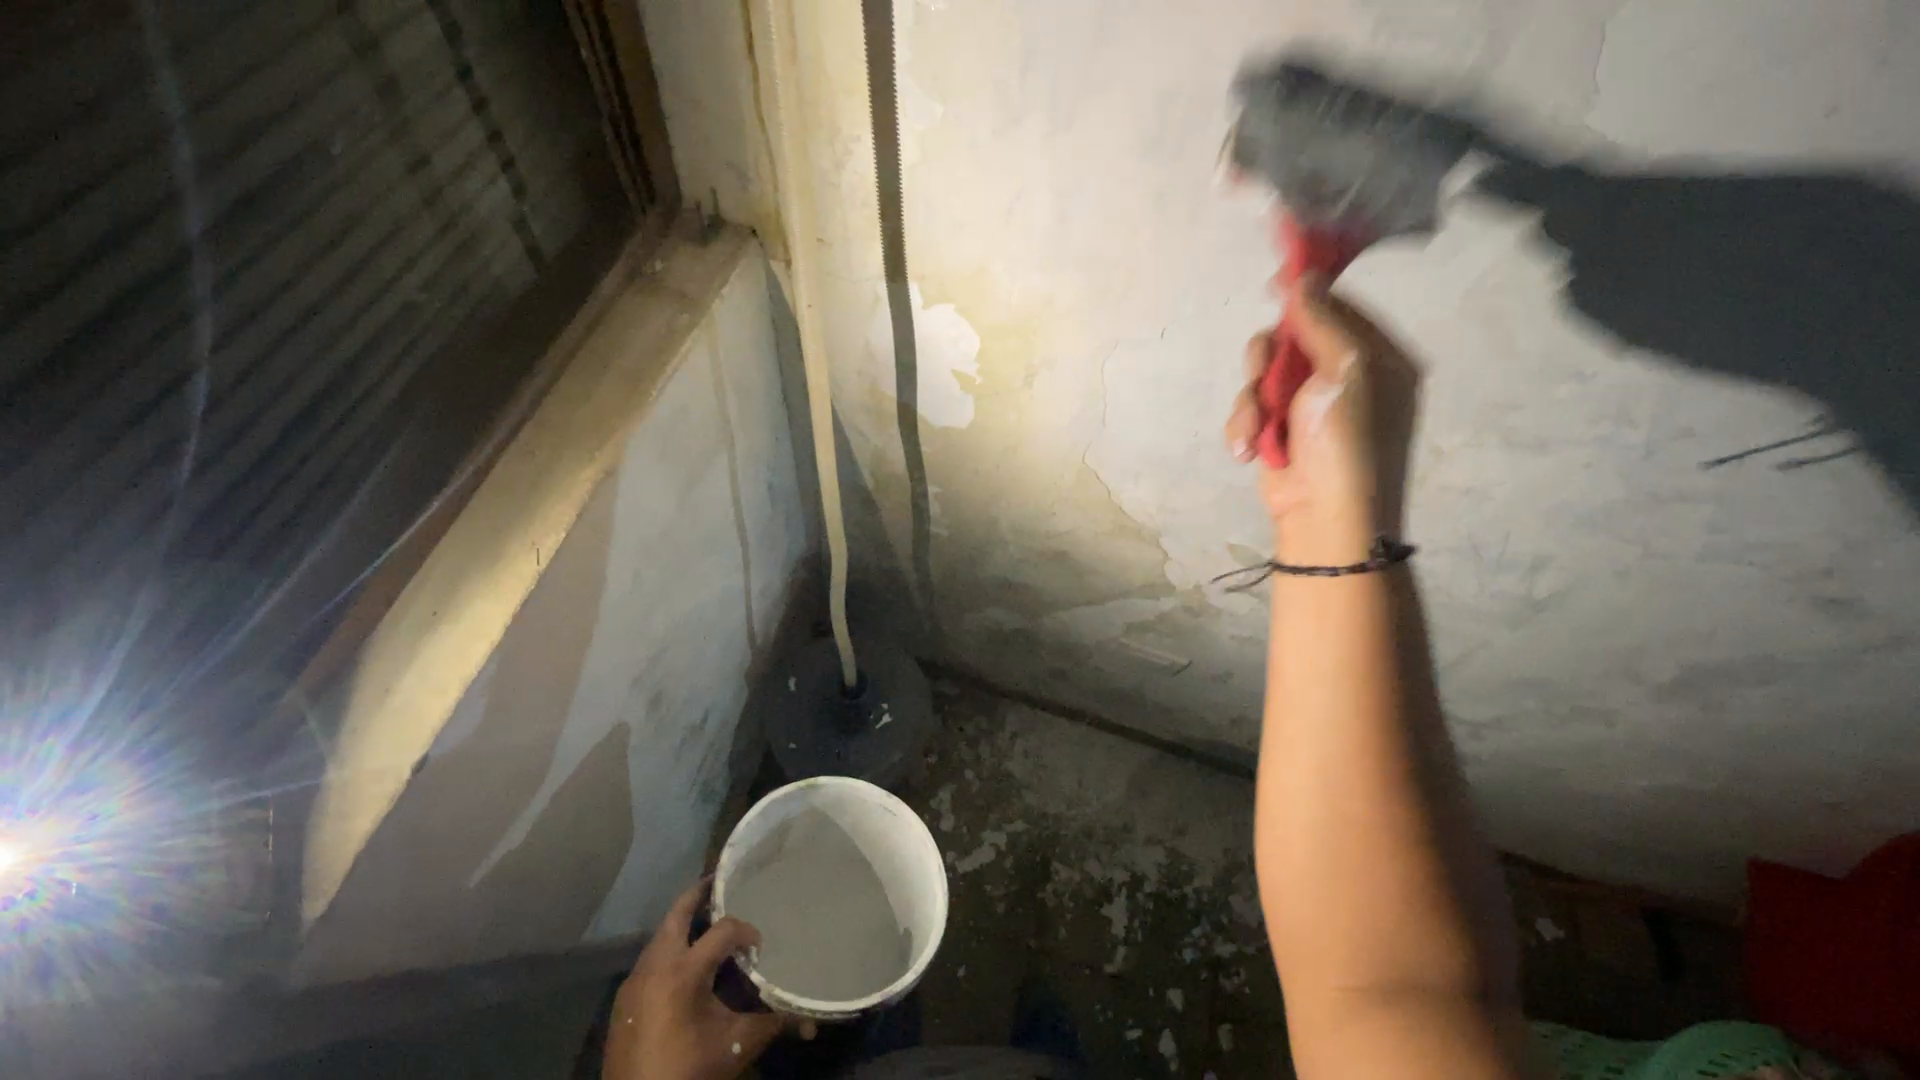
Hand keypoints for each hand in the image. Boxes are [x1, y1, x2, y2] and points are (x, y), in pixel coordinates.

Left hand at [604, 880, 786, 1079]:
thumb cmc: (688, 1070)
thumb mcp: (735, 1046)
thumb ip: (773, 1025)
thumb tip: (814, 1025)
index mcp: (683, 971)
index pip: (723, 930)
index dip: (746, 932)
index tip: (759, 948)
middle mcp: (655, 966)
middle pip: (676, 913)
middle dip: (698, 896)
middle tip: (720, 884)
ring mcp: (635, 981)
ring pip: (660, 936)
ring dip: (683, 925)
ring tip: (709, 925)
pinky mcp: (625, 999)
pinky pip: (650, 959)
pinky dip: (669, 949)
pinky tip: (687, 966)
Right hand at [1225, 274, 1419, 561]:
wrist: (1323, 518)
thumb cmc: (1347, 444)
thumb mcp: (1346, 373)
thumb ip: (1323, 322)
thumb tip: (1304, 276)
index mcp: (1377, 358)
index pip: (1338, 307)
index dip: (1305, 295)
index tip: (1274, 285)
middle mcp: (1343, 376)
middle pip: (1290, 336)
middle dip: (1269, 358)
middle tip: (1265, 373)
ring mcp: (1307, 405)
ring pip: (1261, 372)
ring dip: (1251, 401)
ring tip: (1257, 431)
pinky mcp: (1277, 430)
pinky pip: (1250, 407)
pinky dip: (1245, 427)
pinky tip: (1249, 449)